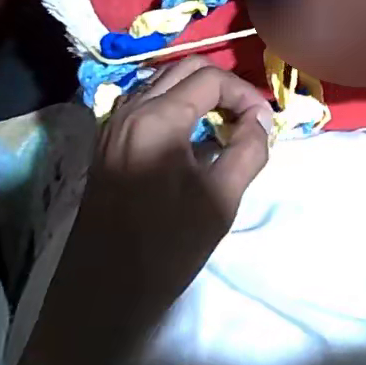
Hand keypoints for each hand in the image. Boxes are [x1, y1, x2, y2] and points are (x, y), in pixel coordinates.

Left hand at [50, 57, 274, 350]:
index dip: (246, 95)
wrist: (101, 296)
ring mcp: (113, 124)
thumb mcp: (220, 201)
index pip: (211, 78)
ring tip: (224, 127)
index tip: (264, 126)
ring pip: (164, 82)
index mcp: (156, 119)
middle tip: (247, 120)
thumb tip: (260, 121)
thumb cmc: (165, 250)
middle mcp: (130, 109)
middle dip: (223, 86)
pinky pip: (147, 103)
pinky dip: (176, 106)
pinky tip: (192, 139)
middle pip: (185, 68)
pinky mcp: (107, 142)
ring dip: (198, 94)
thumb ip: (248, 150)